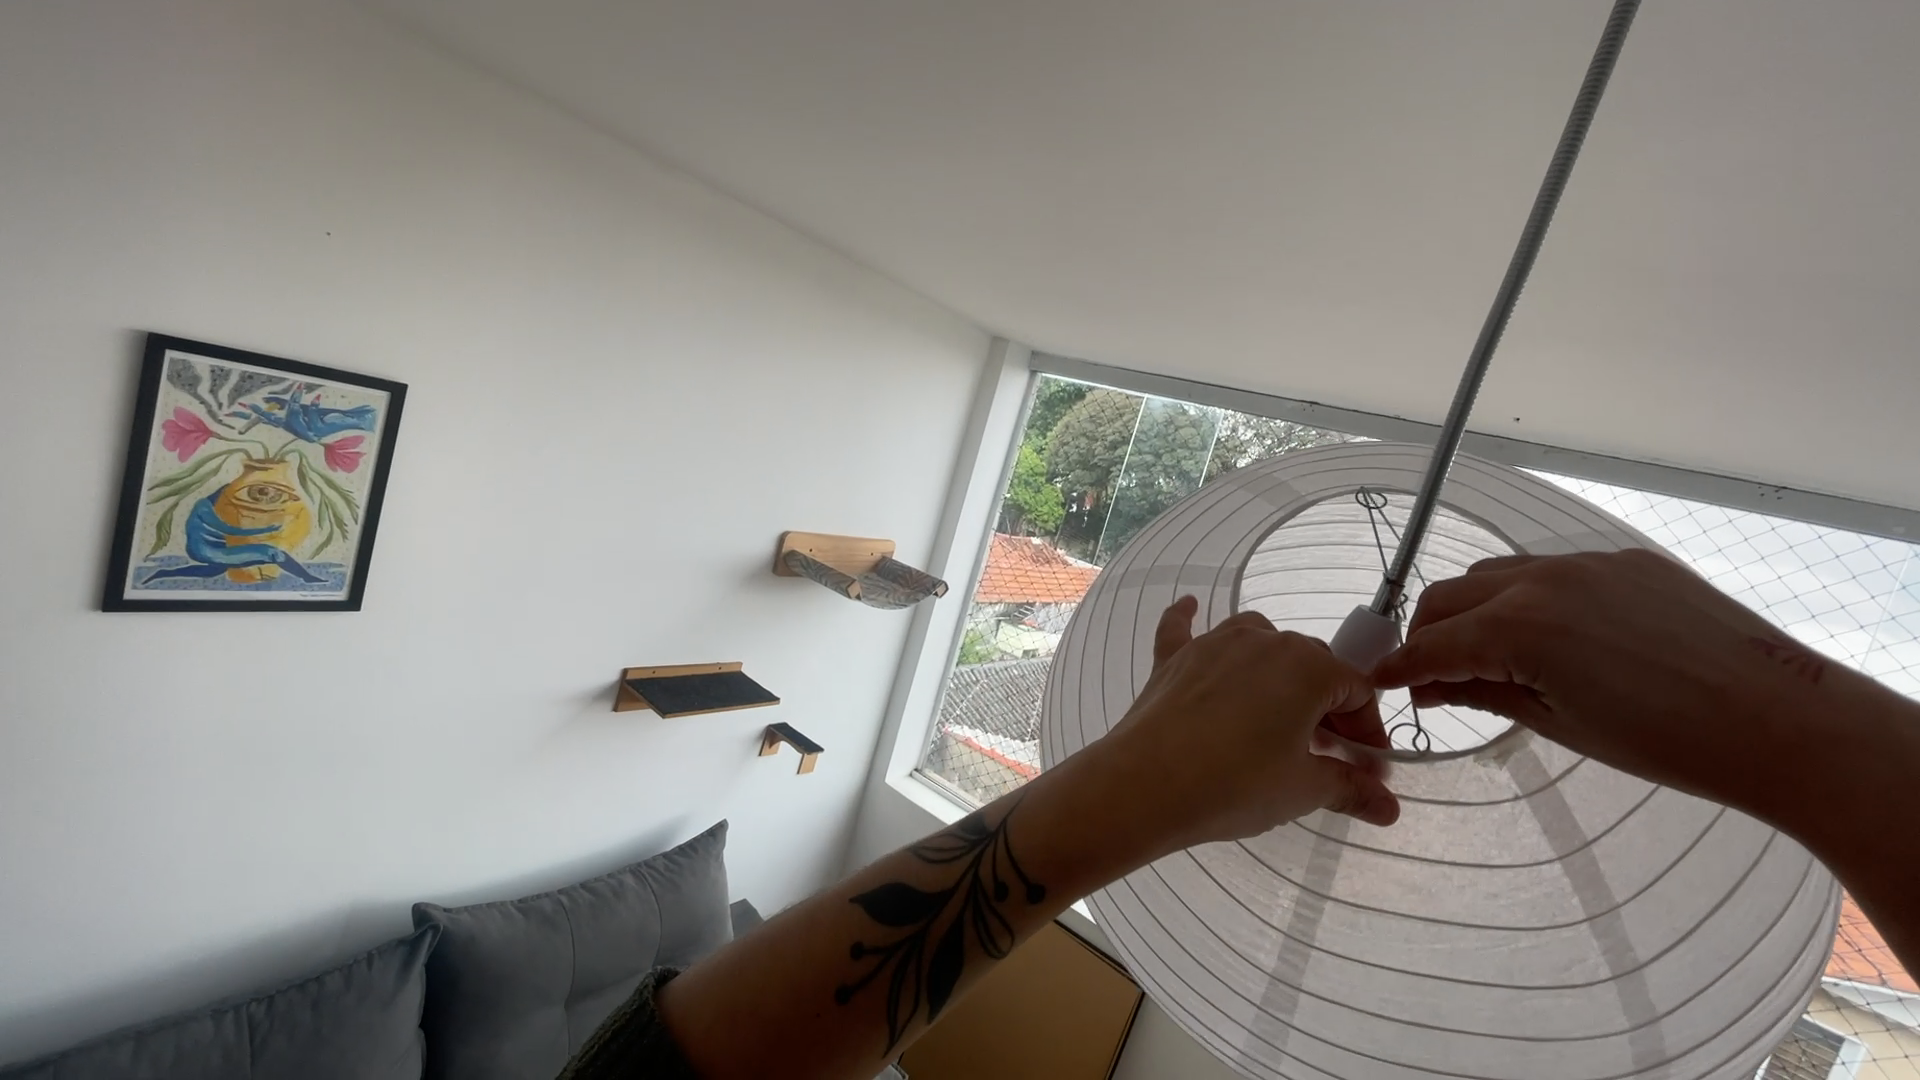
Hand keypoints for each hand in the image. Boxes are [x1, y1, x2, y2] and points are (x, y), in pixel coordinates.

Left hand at [1092, 596, 1400, 856]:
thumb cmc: (1235, 783)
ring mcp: (1212, 644)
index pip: (1356, 692)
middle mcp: (1262, 641)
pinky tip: (1190, 605)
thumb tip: (1388, 806)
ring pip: (1258, 640)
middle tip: (1325, 754)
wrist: (1146, 782)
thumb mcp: (1302, 789)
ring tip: (1279, 713)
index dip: (1367, 732)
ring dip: (1275, 669)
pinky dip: (1189, 618)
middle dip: (1326, 708)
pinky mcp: (1172, 657)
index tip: (1367, 770)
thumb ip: (1349, 788)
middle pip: (1310, 666)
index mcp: (1307, 666)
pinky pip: (1182, 627)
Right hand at [1370, 549, 1851, 812]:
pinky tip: (1549, 632)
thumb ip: (1478, 694)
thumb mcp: (1556, 724)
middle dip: (1425, 634)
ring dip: (1470, 609)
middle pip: (1446, 597)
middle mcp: (1541, 581)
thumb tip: (1427, 688)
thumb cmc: (1670, 743)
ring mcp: (1584, 563)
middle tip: (1429, 672)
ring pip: (1490, 575)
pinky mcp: (1622, 559)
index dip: (1398, 667)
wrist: (1793, 726)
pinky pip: (1546, 570)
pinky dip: (1523, 597)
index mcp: (1519, 629)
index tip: (1378, 681)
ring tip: (1486, 649)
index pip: (1431, 645)